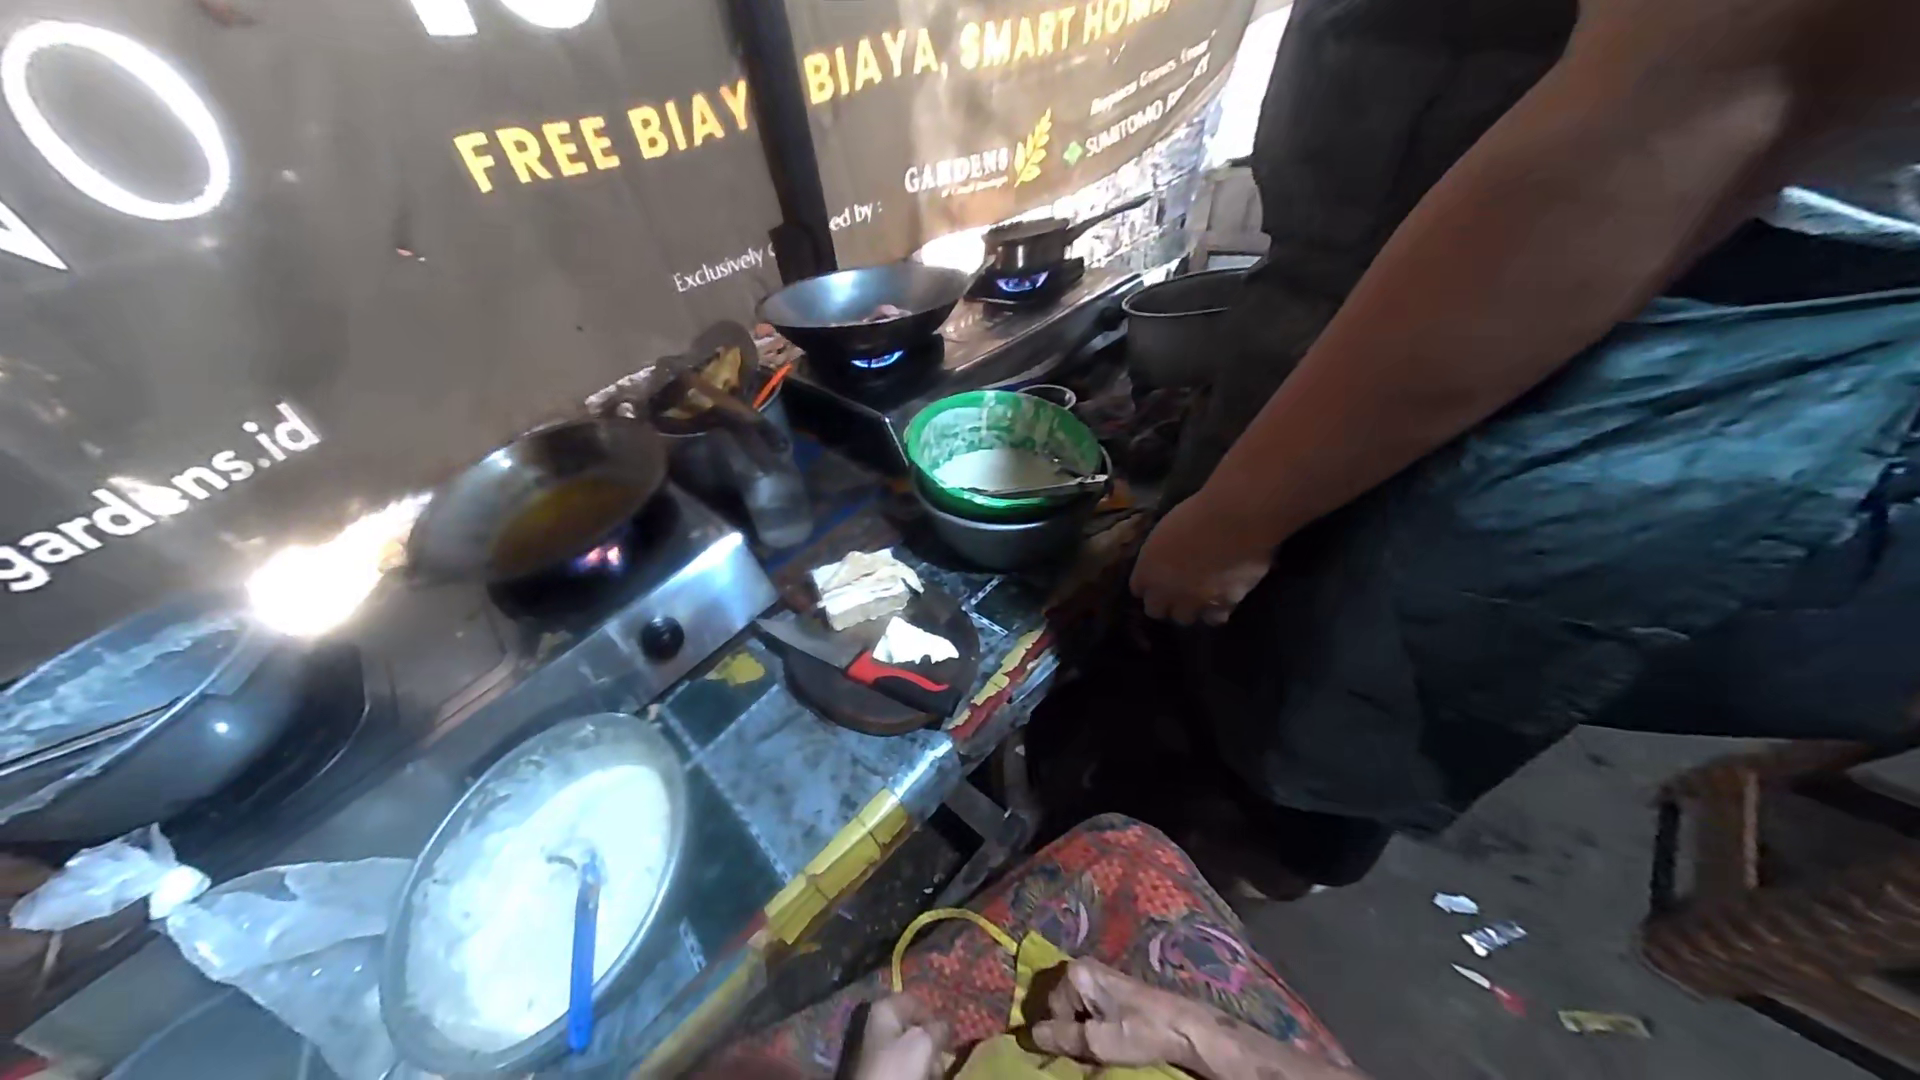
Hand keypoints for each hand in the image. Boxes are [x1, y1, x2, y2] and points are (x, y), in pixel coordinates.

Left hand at [850, 994, 950, 1079]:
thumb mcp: (924, 1043)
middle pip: (914, 1028)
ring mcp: (877, 1052)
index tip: (946, 1035)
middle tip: (939, 1061)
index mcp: (884, 1009)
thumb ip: (938, 1029)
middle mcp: (878, 1025)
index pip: (915, 1001)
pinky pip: (904, 1068)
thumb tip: (945, 1024)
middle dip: (930, 1044)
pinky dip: (915, 1073)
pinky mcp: (879, 1074)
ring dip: (925, 1062)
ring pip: (910, 1051)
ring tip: (933, 1074)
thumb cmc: (897, 1069)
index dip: (933, 1016)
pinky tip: (925, 1078)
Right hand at [1027, 958, 1210, 1068]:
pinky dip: (1089, 1020)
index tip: (1081, 1050)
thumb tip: (1031, 1034)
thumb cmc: (1138, 1032)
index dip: (1061, 1033)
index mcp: (1077, 973)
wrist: (1179, 1025)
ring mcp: (1096, 971)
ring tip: (1098, 1043)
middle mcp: (1082, 965)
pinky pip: (1085, 1002)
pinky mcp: (1108, 982)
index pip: (1050, 1007)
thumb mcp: (1098, 1042)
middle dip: (1068, 1027)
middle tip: (1089, 1048)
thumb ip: (1062, 1038)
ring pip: (1072, 1004)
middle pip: (1059, 1002)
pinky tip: (1106, 1033)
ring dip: (1079, 1026)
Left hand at [1130, 489, 1275, 624]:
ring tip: (1201, 597)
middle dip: (1164, 602)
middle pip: (1156, 610)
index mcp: (1147, 570)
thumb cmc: (1197, 513)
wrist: (1235, 518)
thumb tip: (1162, 561)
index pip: (1138, 589)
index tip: (1157, 580)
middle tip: (1177, 591)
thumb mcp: (1163, 531)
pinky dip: (1217, 611)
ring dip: (1190, 609)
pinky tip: (1222, 599)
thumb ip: (1158, 555)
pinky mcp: (1223, 605)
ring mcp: (1194, 601)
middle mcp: (1166, 591)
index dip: (1149, 585)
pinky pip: (1214, 618)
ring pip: (1184, 618)